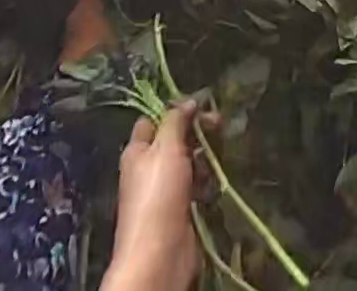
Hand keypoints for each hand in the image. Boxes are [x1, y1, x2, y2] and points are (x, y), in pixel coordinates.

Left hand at [105, 101, 205, 290]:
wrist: (159, 256)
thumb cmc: (158, 194)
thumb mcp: (166, 148)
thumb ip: (177, 121)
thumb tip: (188, 100)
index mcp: (137, 149)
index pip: (154, 119)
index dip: (175, 111)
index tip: (200, 106)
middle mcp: (148, 167)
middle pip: (173, 140)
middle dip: (195, 132)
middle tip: (219, 125)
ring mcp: (164, 190)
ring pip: (186, 163)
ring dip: (202, 159)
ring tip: (216, 158)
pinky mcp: (179, 210)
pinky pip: (194, 187)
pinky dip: (204, 182)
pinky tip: (214, 183)